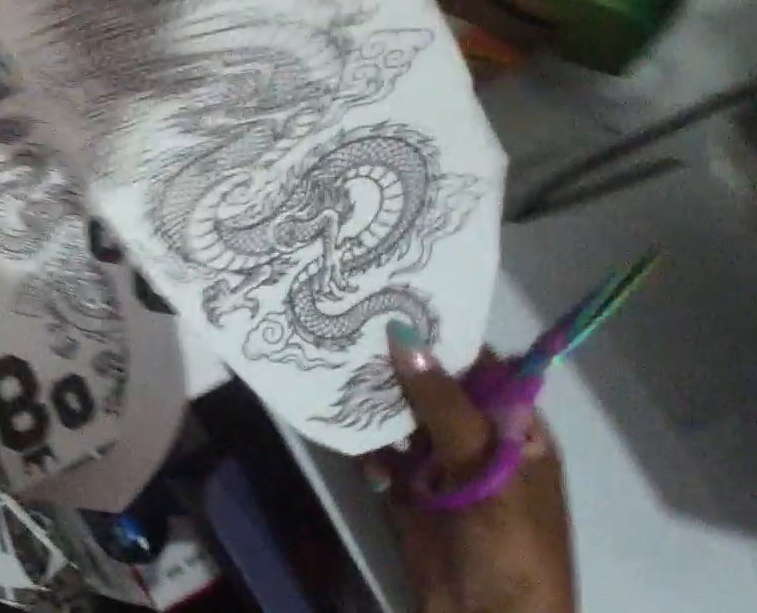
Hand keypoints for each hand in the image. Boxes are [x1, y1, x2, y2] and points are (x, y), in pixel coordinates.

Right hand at [364, 327, 575, 612]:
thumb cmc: (509, 546)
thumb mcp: (485, 472)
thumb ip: (444, 406)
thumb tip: (405, 337)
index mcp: (514, 433)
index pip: (481, 368)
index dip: (442, 336)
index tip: (391, 302)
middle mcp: (476, 440)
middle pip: (430, 387)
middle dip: (391, 365)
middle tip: (345, 330)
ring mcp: (439, 465)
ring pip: (398, 415)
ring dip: (370, 403)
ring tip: (332, 376)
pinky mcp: (407, 487)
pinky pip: (378, 450)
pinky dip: (364, 446)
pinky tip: (355, 450)